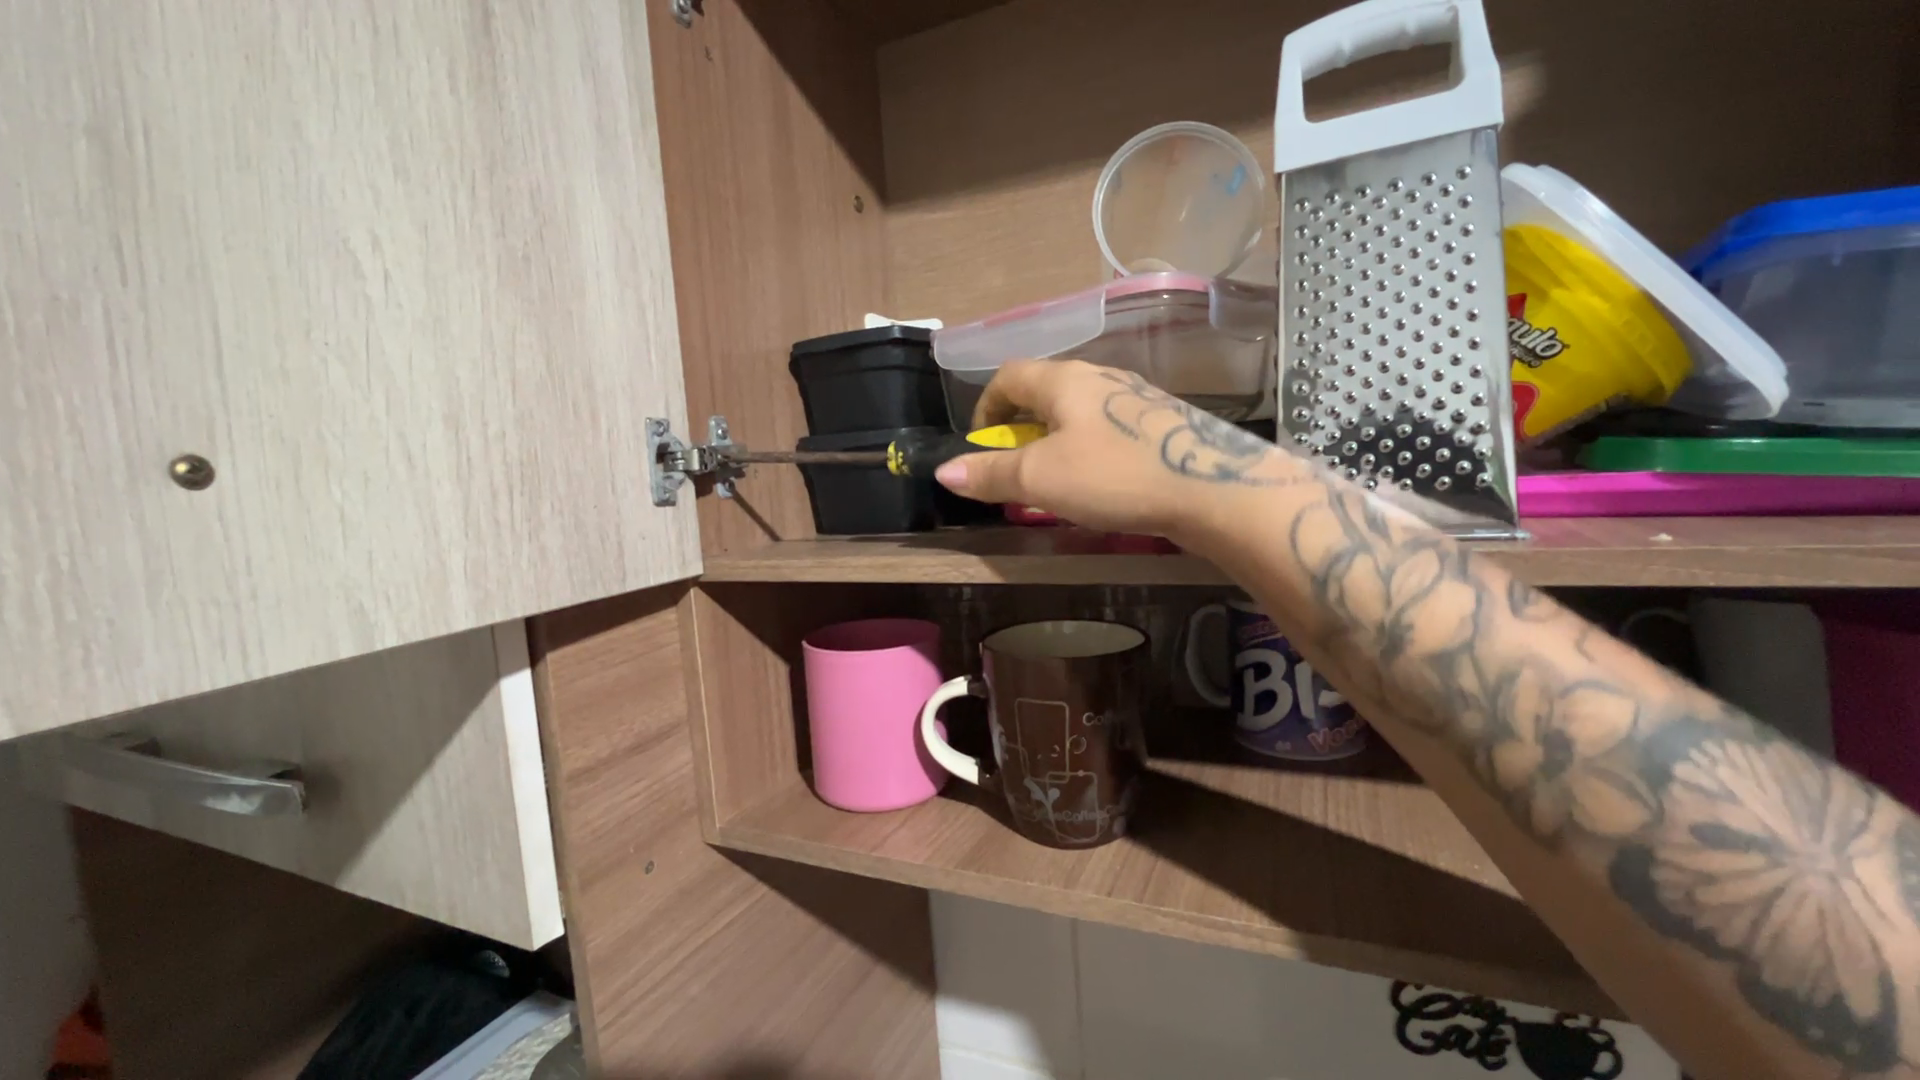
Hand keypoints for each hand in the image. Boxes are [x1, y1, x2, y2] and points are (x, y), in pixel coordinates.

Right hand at [933, 359, 1307, 538]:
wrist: (1212, 487)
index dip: (985, 407)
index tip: (980, 446)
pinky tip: (1101, 486)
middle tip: (1016, 471)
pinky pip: (1109, 430)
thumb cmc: (1114, 475)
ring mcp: (1136, 399)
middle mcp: (1100, 378)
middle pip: (1045, 393)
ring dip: (1056, 443)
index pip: (1009, 376)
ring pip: (1079, 413)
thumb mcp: (1041, 479)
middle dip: (1021, 429)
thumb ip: (991, 474)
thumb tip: (943, 471)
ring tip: (1056, 483)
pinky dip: (1089, 452)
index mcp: (1064, 380)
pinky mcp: (1162, 425)